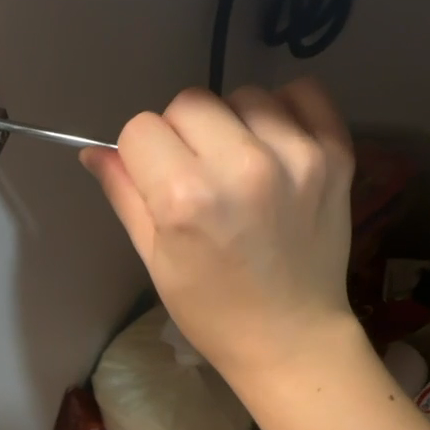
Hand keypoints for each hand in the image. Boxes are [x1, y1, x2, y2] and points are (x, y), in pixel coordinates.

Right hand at [81, 79, 356, 379]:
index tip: (153, 181)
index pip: (141, 129)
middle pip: (189, 102)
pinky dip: (281, 112)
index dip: (139, 154)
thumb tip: (94, 152)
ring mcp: (295, 155)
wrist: (288, 336)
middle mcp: (240, 165)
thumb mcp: (154, 259)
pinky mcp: (335, 152)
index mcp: (185, 198)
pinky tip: (273, 149)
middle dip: (180, 133)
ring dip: (231, 123)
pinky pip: (301, 93)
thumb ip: (125, 196)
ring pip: (242, 96)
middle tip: (194, 176)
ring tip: (237, 168)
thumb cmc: (210, 310)